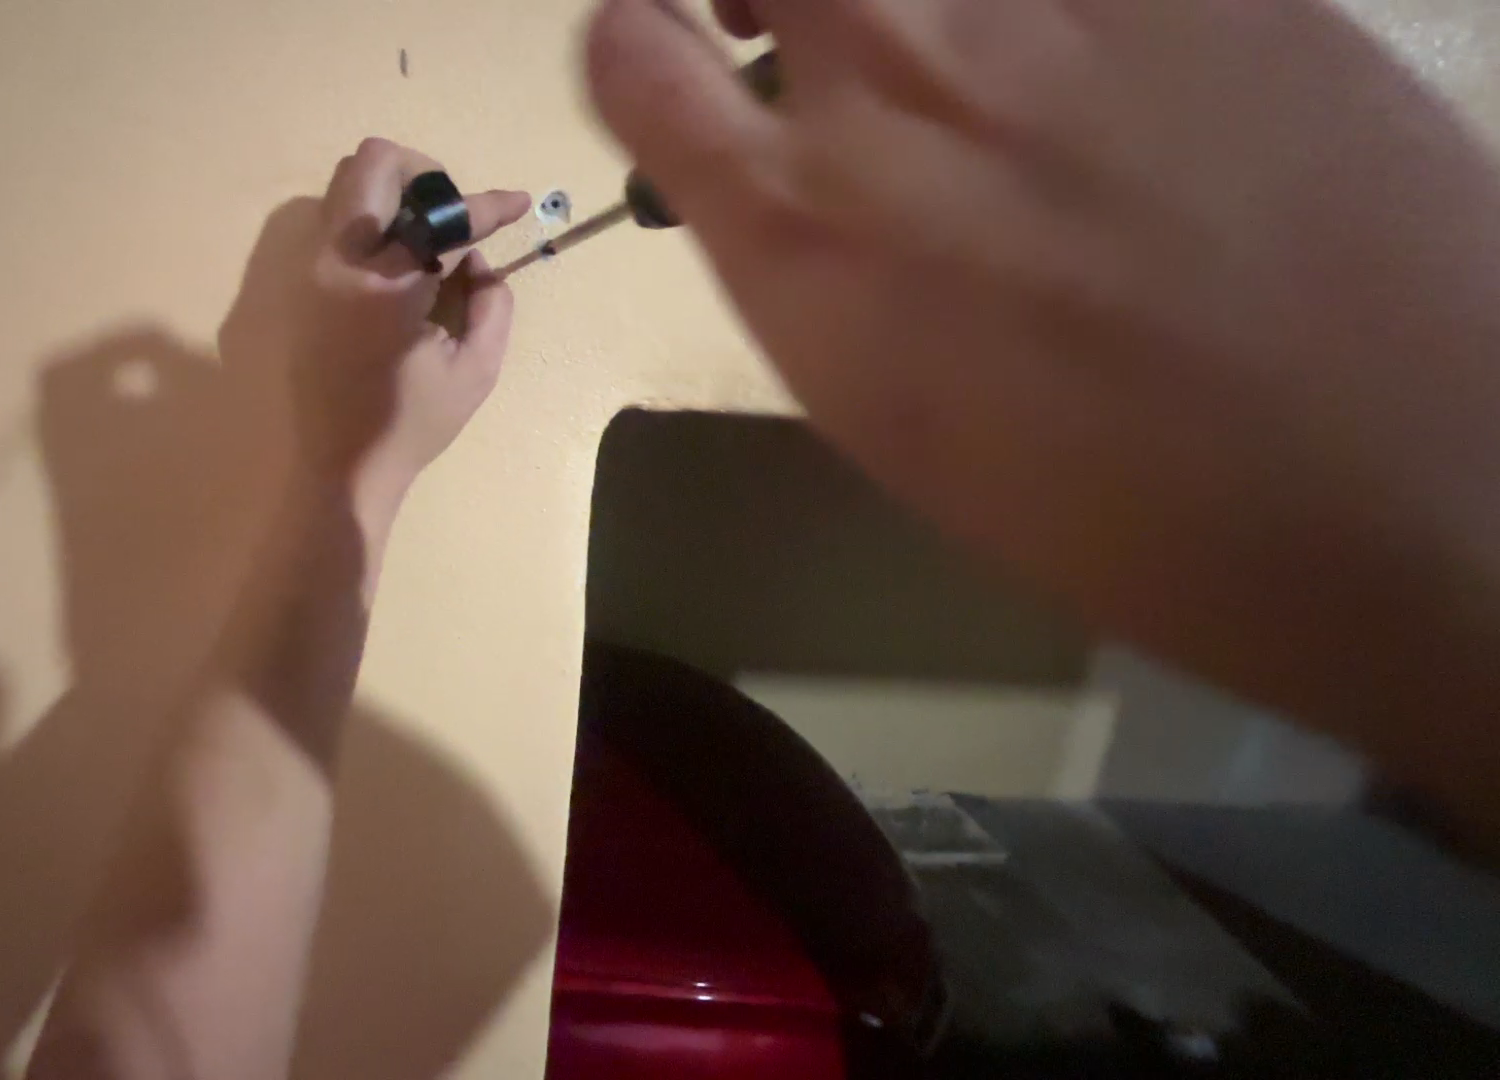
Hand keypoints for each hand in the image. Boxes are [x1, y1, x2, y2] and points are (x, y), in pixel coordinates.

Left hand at [291, 138, 528, 514]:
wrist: (336, 468)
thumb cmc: (410, 426)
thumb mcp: (476, 371)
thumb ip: (492, 305)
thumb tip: (475, 262)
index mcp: (388, 287)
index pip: (441, 217)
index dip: (487, 205)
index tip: (515, 204)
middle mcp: (336, 263)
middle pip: (371, 165)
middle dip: (422, 174)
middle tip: (449, 213)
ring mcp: (304, 271)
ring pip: (342, 191)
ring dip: (388, 200)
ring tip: (419, 245)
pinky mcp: (289, 288)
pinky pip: (326, 229)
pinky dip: (363, 232)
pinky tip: (384, 274)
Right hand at [586, 0, 1499, 811]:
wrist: (1365, 482)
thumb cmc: (1060, 492)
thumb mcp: (860, 400)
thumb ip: (792, 260)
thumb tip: (774, 181)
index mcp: (794, 224)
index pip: (631, 56)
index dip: (629, 51)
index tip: (658, 81)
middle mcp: (892, 84)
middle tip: (758, 24)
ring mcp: (1047, 5)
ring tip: (893, 34)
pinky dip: (1007, 11)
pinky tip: (1044, 64)